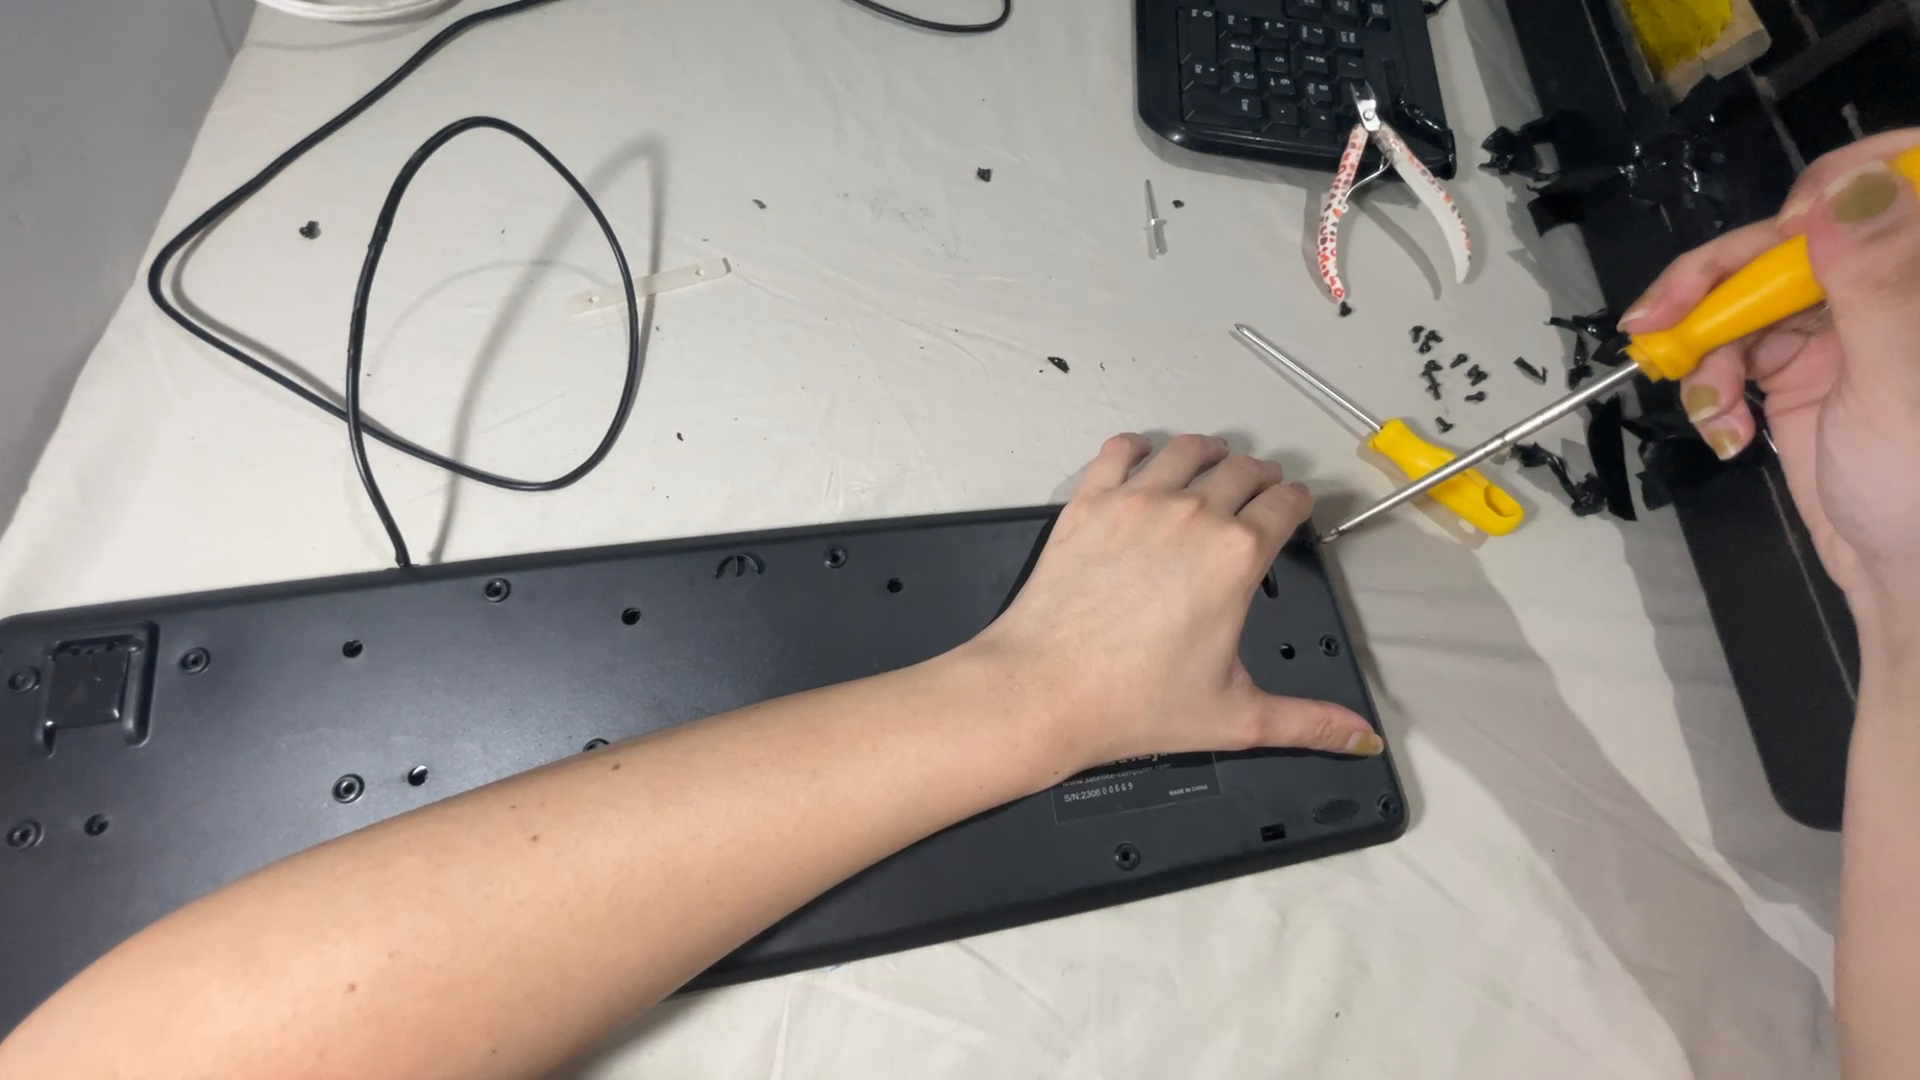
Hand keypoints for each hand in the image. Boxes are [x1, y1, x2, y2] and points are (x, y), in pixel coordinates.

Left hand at [965, 434, 1381, 771]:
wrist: (1044, 688)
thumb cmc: (1132, 702)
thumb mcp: (1234, 716)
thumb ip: (1307, 721)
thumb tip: (1361, 741)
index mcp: (1236, 555)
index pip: (1286, 503)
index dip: (1297, 502)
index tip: (1294, 507)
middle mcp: (1191, 514)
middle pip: (1242, 470)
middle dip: (1259, 476)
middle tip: (1259, 490)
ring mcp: (1134, 502)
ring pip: (1186, 450)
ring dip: (1209, 453)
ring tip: (1212, 464)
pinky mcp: (1088, 503)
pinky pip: (1119, 452)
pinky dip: (1137, 448)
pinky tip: (1142, 458)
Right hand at [1622, 130, 1919, 641]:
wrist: (1911, 570)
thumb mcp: (1901, 374)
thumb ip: (1878, 276)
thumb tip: (1849, 181)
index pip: (1894, 182)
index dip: (1829, 192)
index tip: (1776, 237)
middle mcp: (1891, 290)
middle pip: (1785, 249)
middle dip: (1711, 289)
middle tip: (1652, 324)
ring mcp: (1842, 334)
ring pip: (1742, 308)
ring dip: (1702, 356)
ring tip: (1706, 407)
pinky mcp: (1798, 375)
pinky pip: (1730, 360)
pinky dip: (1710, 393)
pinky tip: (1723, 428)